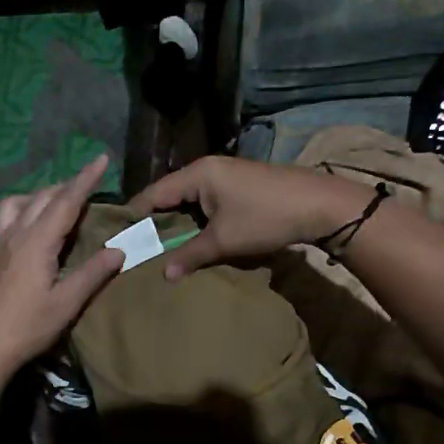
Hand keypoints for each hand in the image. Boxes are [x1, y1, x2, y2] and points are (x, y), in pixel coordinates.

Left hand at [0, 155, 124, 376]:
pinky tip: (22, 227)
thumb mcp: (66, 303)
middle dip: (64, 186)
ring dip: (36, 195)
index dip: (85, 179)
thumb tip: (119, 250)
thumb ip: (92, 274)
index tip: (101, 158)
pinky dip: (17, 212)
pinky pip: (0, 220)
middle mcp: (13, 234)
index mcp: (36, 242)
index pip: (65, 202)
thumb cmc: (27, 327)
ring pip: (14, 203)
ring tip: (53, 203)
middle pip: (40, 198)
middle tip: (86, 185)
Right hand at [126, 157, 366, 279]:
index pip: (153, 193)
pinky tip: (192, 236)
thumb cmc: (266, 218)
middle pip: (169, 194)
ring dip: (176, 221)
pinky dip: (195, 217)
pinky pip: (205, 200)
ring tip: (160, 245)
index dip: (135, 215)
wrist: (323, 206)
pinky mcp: (239, 184)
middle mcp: (207, 168)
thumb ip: (190, 255)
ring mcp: (225, 174)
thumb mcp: (224, 241)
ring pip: (188, 198)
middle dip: (154, 220)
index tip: (120, 237)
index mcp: (197, 174)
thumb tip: (164, 275)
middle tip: (137, 245)